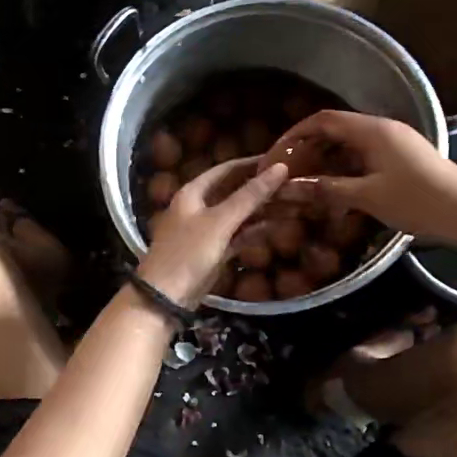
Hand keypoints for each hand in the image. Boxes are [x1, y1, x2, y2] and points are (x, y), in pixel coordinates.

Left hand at [138, 158, 289, 305]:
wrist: (166, 297)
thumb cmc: (188, 252)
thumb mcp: (221, 221)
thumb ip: (250, 196)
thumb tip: (280, 168)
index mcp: (193, 192)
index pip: (226, 169)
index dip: (251, 163)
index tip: (278, 159)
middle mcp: (199, 207)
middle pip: (233, 191)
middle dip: (259, 187)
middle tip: (291, 182)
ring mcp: (206, 230)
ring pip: (238, 214)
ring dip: (261, 209)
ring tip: (290, 202)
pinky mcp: (214, 251)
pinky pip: (238, 234)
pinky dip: (255, 230)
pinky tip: (276, 225)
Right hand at [268, 111, 456, 248]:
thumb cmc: (417, 200)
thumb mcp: (368, 197)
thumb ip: (326, 189)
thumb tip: (289, 188)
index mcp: (372, 130)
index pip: (323, 121)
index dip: (295, 135)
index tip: (276, 156)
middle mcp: (382, 129)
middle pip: (335, 131)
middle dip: (308, 150)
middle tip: (287, 173)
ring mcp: (395, 143)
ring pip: (350, 146)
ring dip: (326, 161)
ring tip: (305, 184)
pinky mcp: (402, 159)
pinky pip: (364, 157)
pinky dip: (344, 169)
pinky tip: (334, 189)